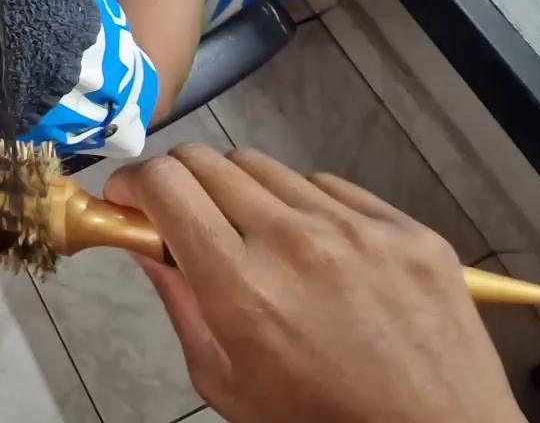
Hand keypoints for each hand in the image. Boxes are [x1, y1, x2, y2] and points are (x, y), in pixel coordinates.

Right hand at [106, 145, 522, 422]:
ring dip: (238, 188)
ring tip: (256, 230)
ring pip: (259, 164)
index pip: (163, 182)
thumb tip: (145, 240)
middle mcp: (293, 242)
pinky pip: (325, 184)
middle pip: (202, 159)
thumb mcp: (223, 380)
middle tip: (186, 214)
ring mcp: (357, 231)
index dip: (133, 182)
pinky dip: (302, 203)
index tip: (131, 202)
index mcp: (241, 285)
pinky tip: (317, 246)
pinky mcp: (408, 232)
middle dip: (177, 180)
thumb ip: (178, 301)